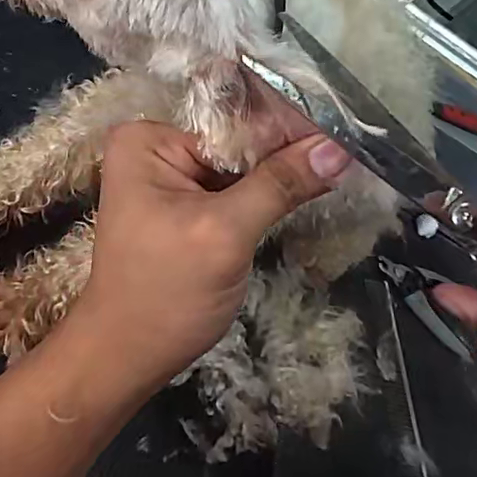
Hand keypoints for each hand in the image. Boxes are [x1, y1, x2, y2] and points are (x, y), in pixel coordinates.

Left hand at [70, 121, 350, 388]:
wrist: (129, 357)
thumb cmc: (166, 294)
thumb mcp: (225, 233)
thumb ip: (280, 185)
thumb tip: (337, 147)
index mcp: (149, 138)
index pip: (233, 120)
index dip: (287, 127)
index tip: (341, 133)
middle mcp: (156, 146)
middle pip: (239, 138)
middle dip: (288, 150)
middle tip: (347, 152)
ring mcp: (171, 175)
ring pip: (243, 163)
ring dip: (283, 172)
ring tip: (339, 165)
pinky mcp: (187, 202)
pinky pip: (236, 186)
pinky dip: (268, 192)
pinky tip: (308, 186)